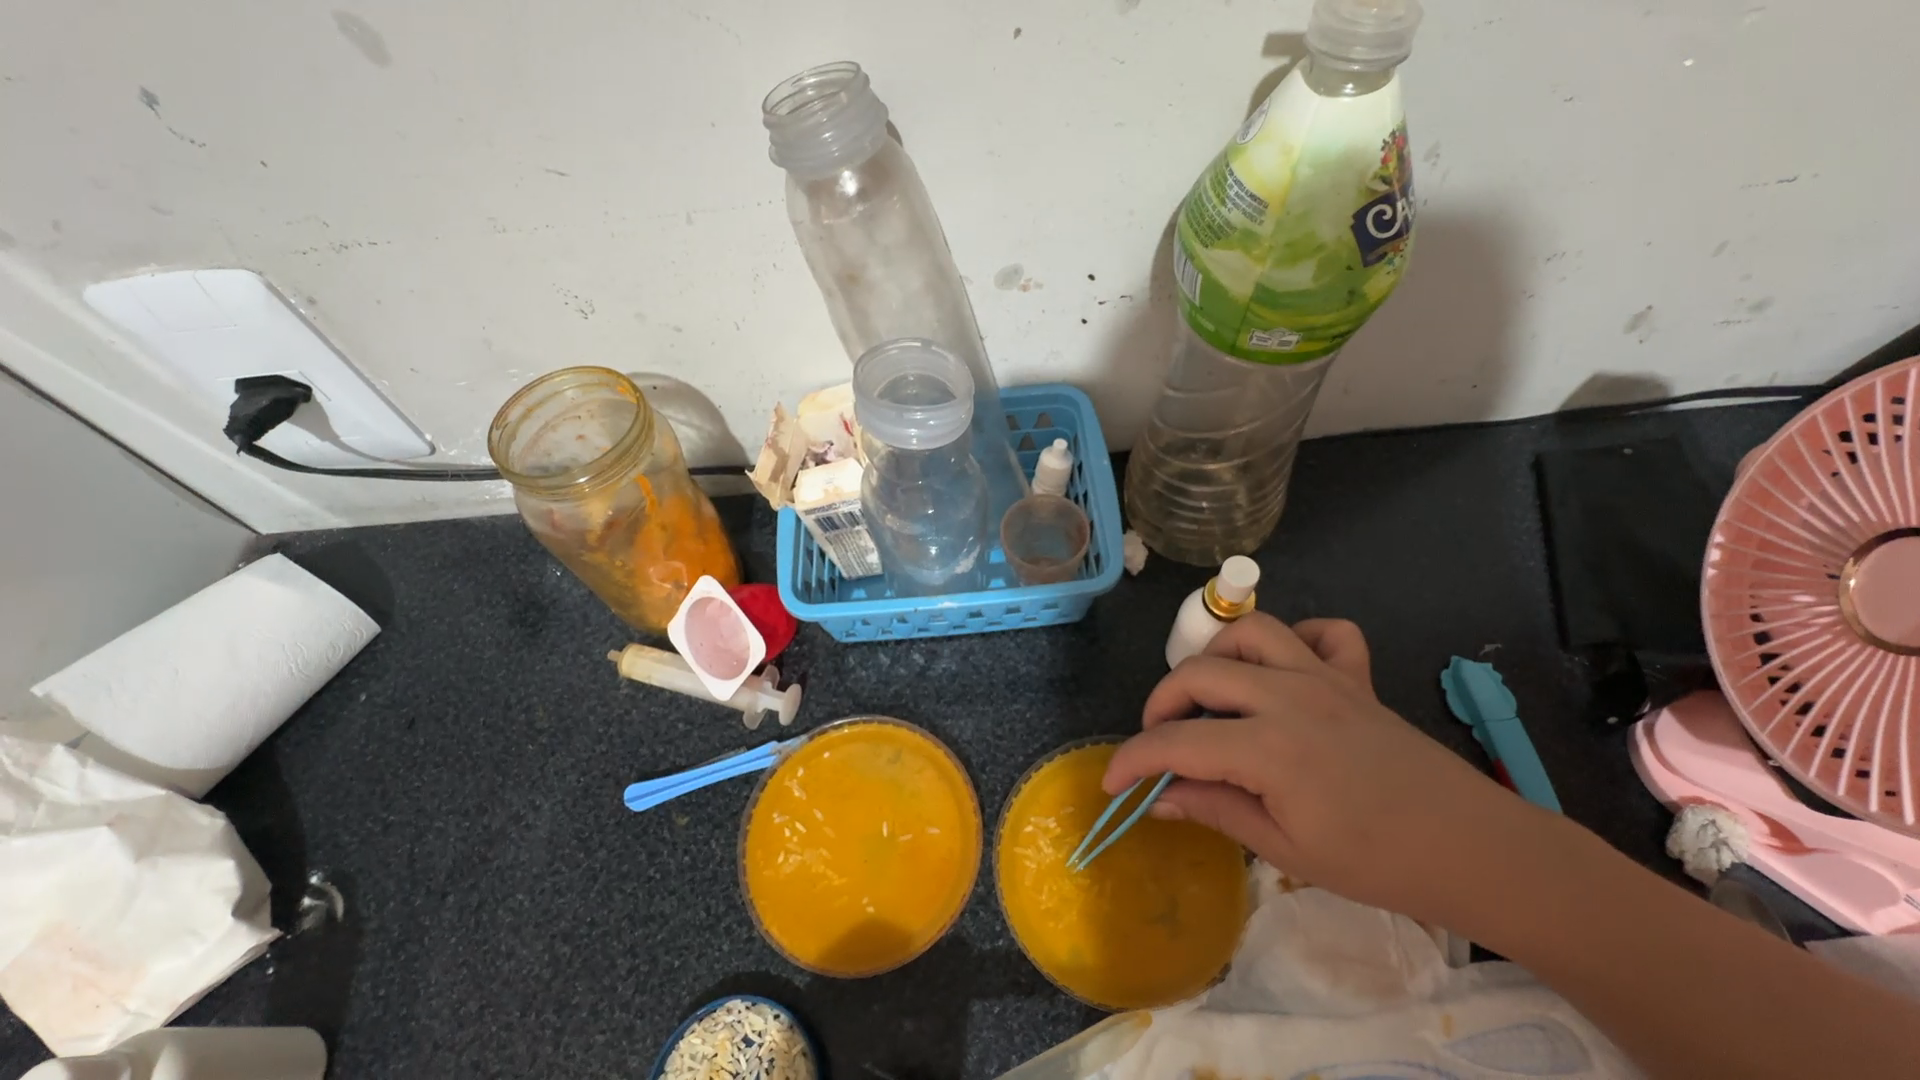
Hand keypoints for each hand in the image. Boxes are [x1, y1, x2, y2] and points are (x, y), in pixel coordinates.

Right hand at [1104, 612, 1556, 930]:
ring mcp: (1326, 678)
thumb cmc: (1376, 862)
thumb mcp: (1284, 849)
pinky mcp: (1357, 678)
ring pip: (1251, 634)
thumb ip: (1215, 809)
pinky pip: (1325, 633)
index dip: (1134, 761)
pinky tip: (1284, 673)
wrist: (1472, 849)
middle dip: (1161, 704)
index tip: (1113, 784)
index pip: (1176, 742)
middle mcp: (1289, 695)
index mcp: (1268, 746)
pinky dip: (1297, 640)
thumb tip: (1158, 797)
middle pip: (1199, 673)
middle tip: (1159, 743)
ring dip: (1217, 658)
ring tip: (1210, 698)